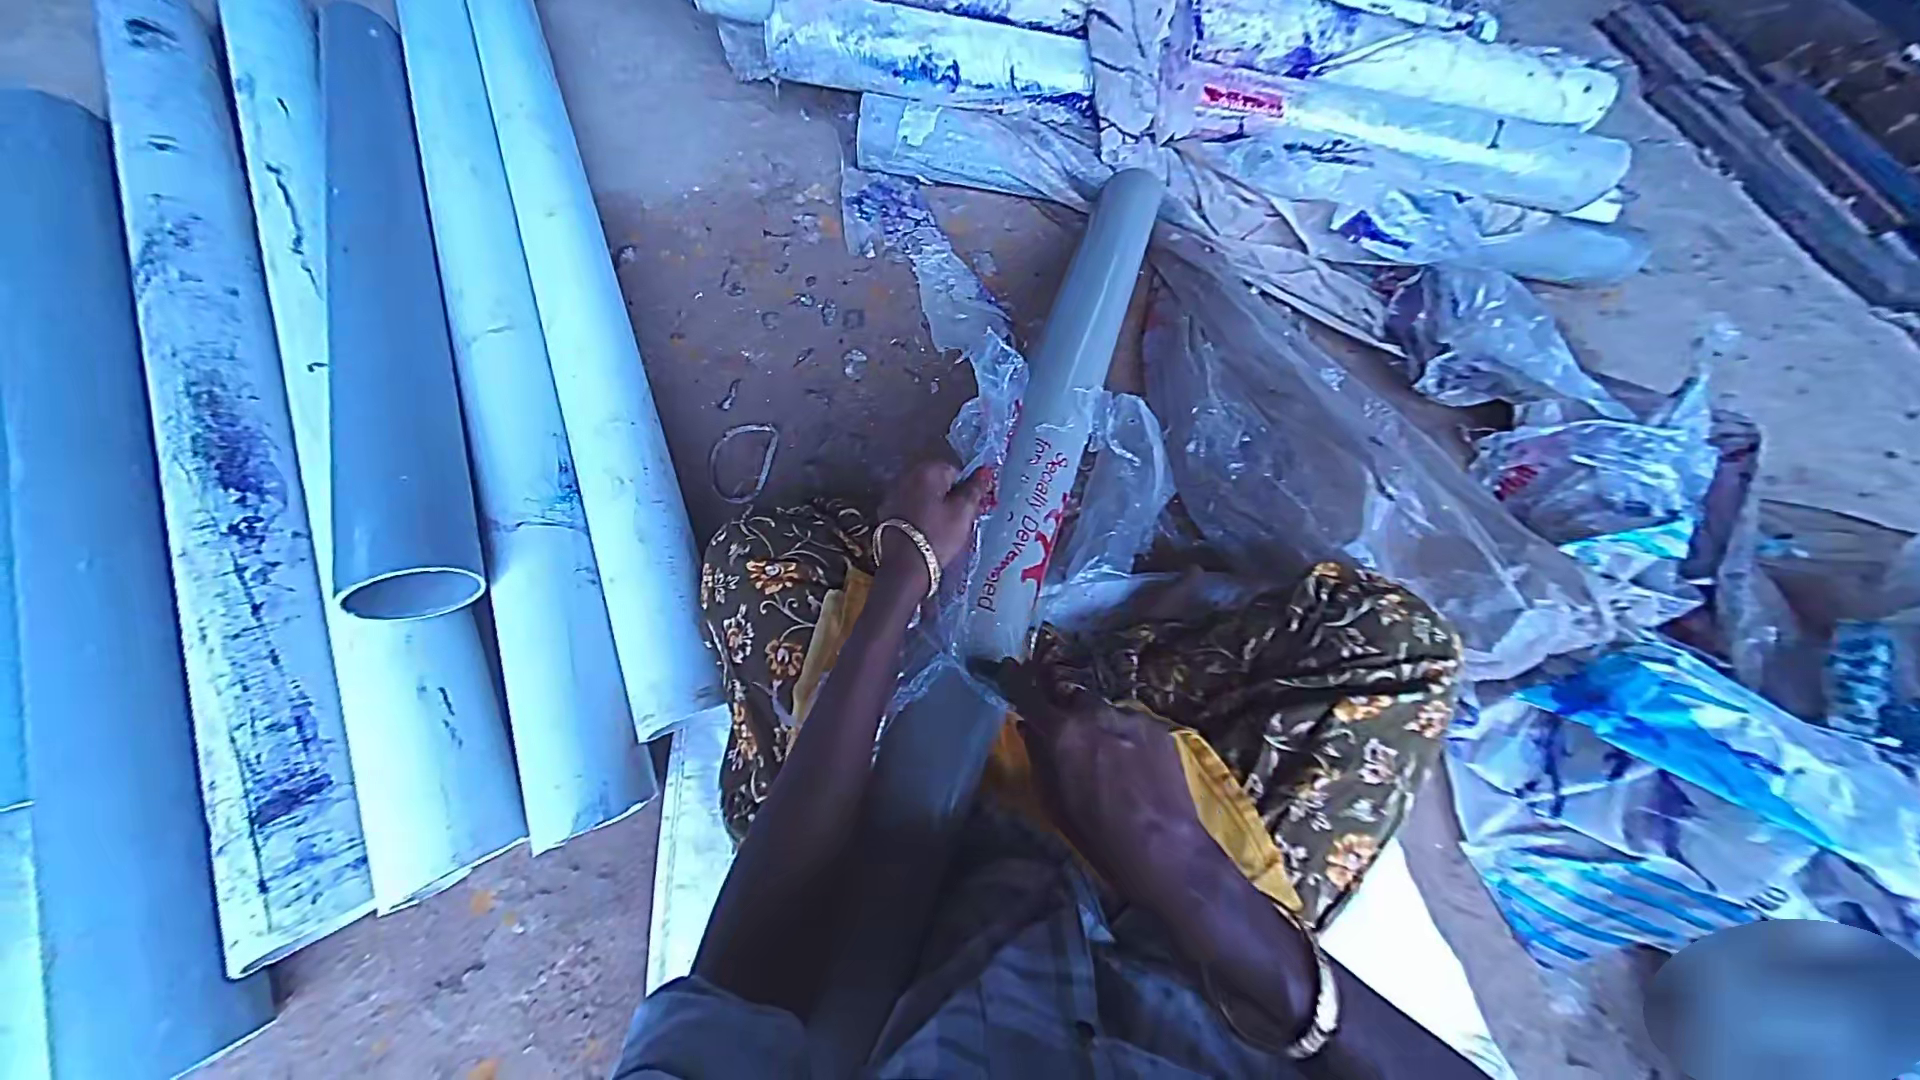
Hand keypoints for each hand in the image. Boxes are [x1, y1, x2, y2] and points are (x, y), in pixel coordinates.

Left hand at [877, 460, 991, 574]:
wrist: (905, 565)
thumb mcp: (964, 512)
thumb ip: (975, 489)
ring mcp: (892, 492)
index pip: (955, 470)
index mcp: (928, 470)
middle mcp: (907, 474)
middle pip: (936, 480)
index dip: (964, 489)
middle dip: (947, 495)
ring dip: (931, 504)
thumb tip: (984, 471)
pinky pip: (908, 506)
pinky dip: (916, 513)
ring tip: (939, 527)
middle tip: (956, 519)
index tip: (967, 509)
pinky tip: (922, 530)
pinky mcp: (885, 511)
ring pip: (921, 493)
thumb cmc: (939, 535)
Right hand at [989, 659, 1213, 911]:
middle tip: (1072, 739)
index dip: (1016, 679)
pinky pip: (1131, 724)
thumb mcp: (1053, 800)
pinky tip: (1136, 768)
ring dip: (1099, 726)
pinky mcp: (1158, 727)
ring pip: (1104, 711)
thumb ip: (1037, 755)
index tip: (1009, 668)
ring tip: (1110, 761)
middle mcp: (1094, 714)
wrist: (1164, 849)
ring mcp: (1130, 717)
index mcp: (1061, 731)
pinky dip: (1126, 738)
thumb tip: (1028, 726)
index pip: (1029, 694)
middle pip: (1072, 698)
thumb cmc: (1097, 834)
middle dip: (1068, 712)